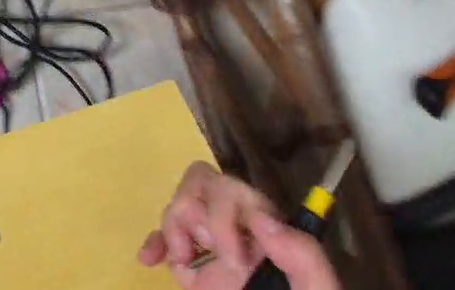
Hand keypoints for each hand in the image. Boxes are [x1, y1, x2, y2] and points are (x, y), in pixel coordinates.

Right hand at [137, 162, 340, 289]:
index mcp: (269, 230)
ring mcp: (214, 248)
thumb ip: (305, 259)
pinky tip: (149, 259)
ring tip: (184, 263)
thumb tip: (264, 221)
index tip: (233, 261)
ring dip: (173, 227)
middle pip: (202, 184)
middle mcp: (239, 229)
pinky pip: (168, 239)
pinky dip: (156, 242)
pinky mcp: (195, 268)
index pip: (236, 191)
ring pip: (181, 205)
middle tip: (206, 254)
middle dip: (194, 213)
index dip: (224, 215)